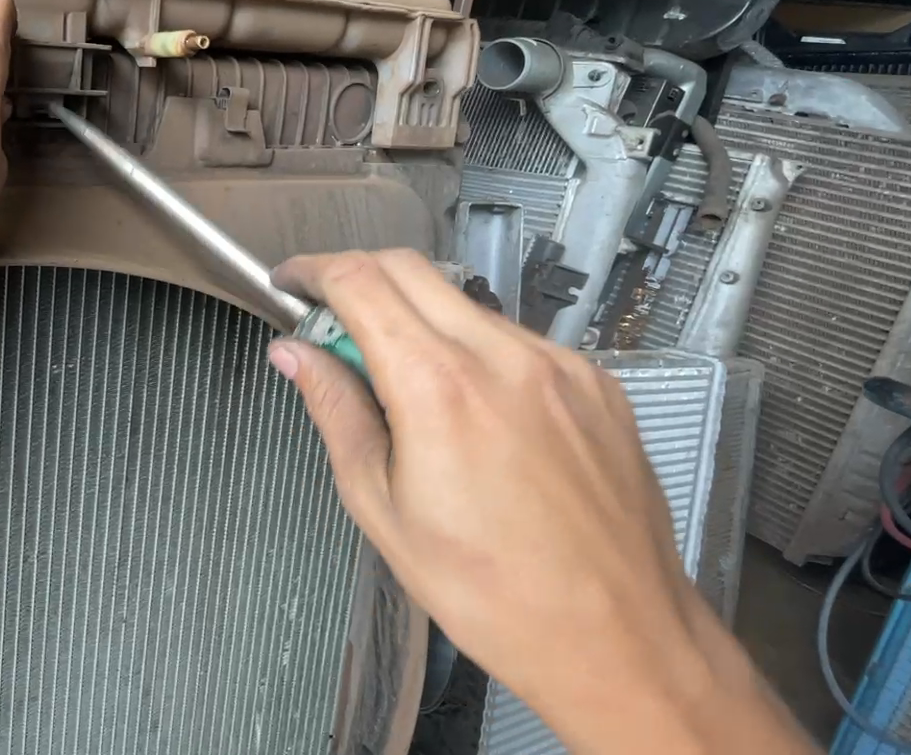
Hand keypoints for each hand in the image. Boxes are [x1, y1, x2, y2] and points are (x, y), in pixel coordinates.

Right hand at [268, 249, 814, 753]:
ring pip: (460, 300)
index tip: (289, 283)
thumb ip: (333, 408)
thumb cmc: (484, 587)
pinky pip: (511, 336)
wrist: (622, 642)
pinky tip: (466, 402)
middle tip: (328, 317)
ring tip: (398, 375)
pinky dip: (468, 345)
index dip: (312, 270)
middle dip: (354, 274)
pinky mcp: (596, 381)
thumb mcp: (377, 503)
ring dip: (411, 313)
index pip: (359, 282)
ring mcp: (559, 364)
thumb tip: (291, 351)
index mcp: (438, 386)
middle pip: (408, 267)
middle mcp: (503, 356)